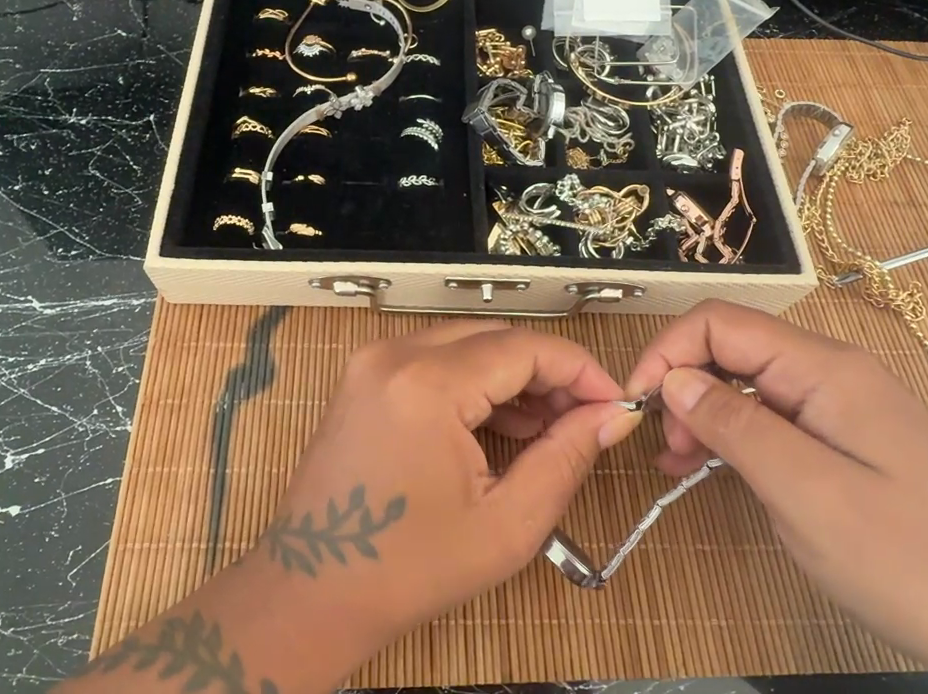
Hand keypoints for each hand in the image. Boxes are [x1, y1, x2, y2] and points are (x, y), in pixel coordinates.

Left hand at [264, 319, 641, 648]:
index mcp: (426, 384)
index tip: (614, 403)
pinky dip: (475, 381)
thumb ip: (565, 458)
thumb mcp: (506, 524)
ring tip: (552, 426)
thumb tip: (611, 416)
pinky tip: (505, 422)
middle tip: (587, 417)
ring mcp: (372, 362)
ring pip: (466, 343)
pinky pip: (435, 359)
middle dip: (549, 371)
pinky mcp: (365, 377)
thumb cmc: (406, 569)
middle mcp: (393, 355)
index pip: (525, 347)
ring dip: (513, 376)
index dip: (579, 370)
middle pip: (496, 337)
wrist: (313, 589)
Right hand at [626, 301, 927, 693]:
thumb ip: (736, 427)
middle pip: (733, 349)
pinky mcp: (848, 440)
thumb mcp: (807, 494)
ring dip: (705, 414)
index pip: (720, 323)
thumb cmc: (911, 561)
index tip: (636, 405)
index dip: (667, 352)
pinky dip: (736, 436)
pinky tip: (716, 468)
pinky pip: (775, 418)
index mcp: (826, 368)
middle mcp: (833, 372)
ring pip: (750, 384)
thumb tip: (673, 379)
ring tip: (680, 465)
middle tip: (662, 450)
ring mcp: (844, 406)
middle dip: (683, 385)